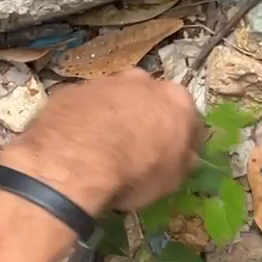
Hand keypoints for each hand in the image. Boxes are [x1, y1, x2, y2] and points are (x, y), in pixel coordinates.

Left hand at [0, 70, 200, 212]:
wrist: (76, 161)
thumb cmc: (135, 172)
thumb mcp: (171, 179)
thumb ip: (182, 161)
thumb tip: (185, 157)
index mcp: (177, 100)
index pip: (189, 118)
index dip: (183, 140)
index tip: (175, 156)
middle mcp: (144, 81)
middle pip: (150, 101)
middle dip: (147, 120)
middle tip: (137, 149)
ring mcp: (105, 82)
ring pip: (115, 99)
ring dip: (114, 117)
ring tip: (102, 148)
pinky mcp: (71, 89)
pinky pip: (85, 106)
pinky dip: (85, 120)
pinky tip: (77, 144)